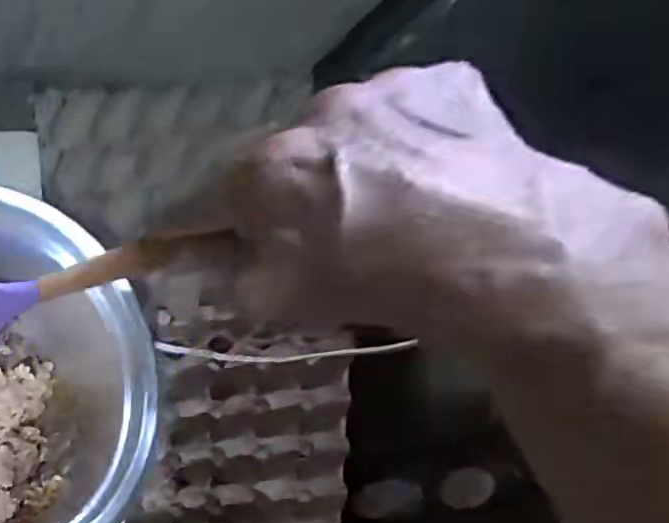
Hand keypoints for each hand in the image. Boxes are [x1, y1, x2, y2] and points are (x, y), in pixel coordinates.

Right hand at [222, 62, 668, 348]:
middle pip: (261, 162)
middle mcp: (308, 115)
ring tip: (359, 201)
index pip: (190, 204)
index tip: (173, 249)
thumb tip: (196, 253)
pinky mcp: (439, 79)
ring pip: (325, 133)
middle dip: (261, 195)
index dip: (180, 232)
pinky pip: (387, 113)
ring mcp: (378, 89)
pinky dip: (383, 140)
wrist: (495, 250)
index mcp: (257, 171)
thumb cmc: (362, 281)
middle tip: (287, 232)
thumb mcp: (264, 297)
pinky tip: (406, 174)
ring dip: (324, 163)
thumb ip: (217, 269)